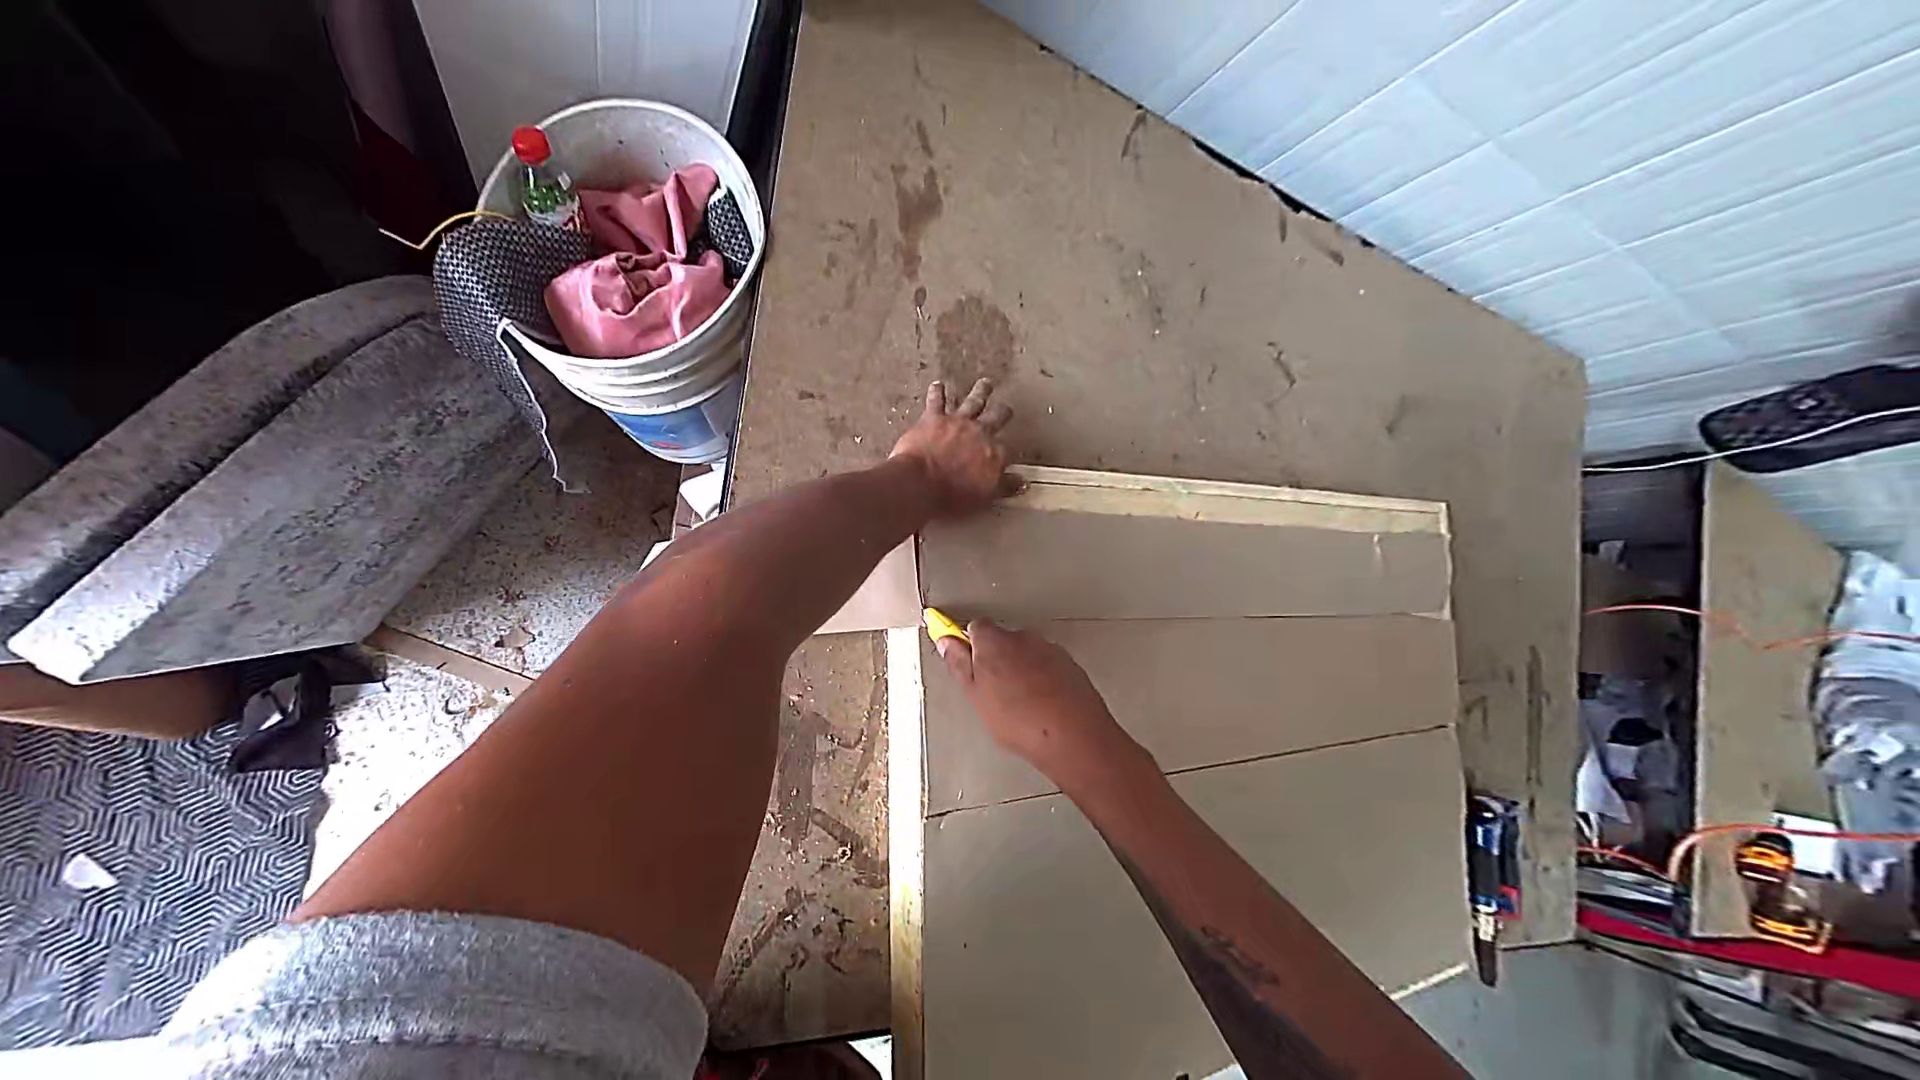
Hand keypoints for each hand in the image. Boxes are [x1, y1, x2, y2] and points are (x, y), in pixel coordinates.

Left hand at [889, 379, 1012, 517]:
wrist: (919, 484)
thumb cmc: (951, 497)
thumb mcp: (984, 498)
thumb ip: (1004, 487)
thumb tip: (1022, 483)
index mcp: (995, 454)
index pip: (1007, 450)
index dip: (1005, 453)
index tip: (1004, 455)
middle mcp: (981, 433)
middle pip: (998, 416)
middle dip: (1003, 412)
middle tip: (1006, 409)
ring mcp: (958, 422)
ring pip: (974, 401)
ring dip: (980, 391)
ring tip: (986, 383)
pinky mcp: (934, 418)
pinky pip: (938, 400)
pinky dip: (938, 392)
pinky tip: (939, 385)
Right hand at [936, 619, 1151, 786]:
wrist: (1072, 736)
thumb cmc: (1023, 719)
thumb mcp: (976, 696)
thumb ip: (959, 664)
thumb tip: (947, 643)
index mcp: (995, 641)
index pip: (975, 627)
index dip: (969, 645)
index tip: (963, 658)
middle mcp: (1023, 637)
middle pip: (1002, 639)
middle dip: (996, 658)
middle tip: (991, 691)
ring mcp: (1049, 649)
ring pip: (1026, 653)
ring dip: (1020, 669)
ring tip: (1018, 705)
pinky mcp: (1069, 664)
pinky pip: (1047, 666)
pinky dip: (1042, 679)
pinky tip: (1039, 705)